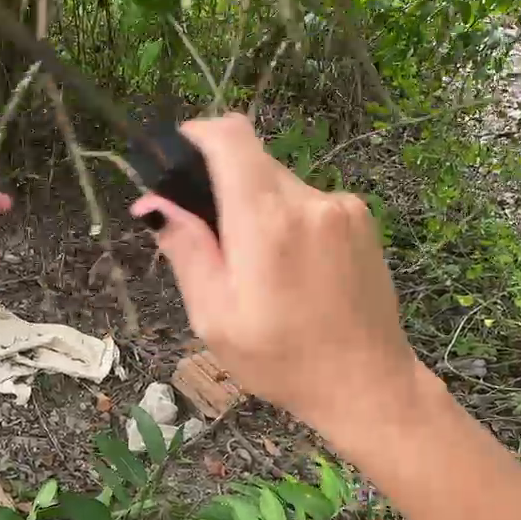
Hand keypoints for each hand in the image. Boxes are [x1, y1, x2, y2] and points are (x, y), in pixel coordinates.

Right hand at [131, 114, 428, 456]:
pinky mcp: (361, 219)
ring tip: (255, 270)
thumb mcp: (214, 315)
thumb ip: (186, 249)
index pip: (231, 138)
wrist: (366, 384)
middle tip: (209, 243)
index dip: (197, 135)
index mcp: (266, 223)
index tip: (176, 157)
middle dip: (221, 189)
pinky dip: (285, 221)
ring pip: (278, 185)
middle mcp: (309, 200)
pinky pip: (307, 203)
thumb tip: (153, 202)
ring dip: (254, 210)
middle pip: (251, 163)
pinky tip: (289, 271)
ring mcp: (342, 206)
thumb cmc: (280, 360)